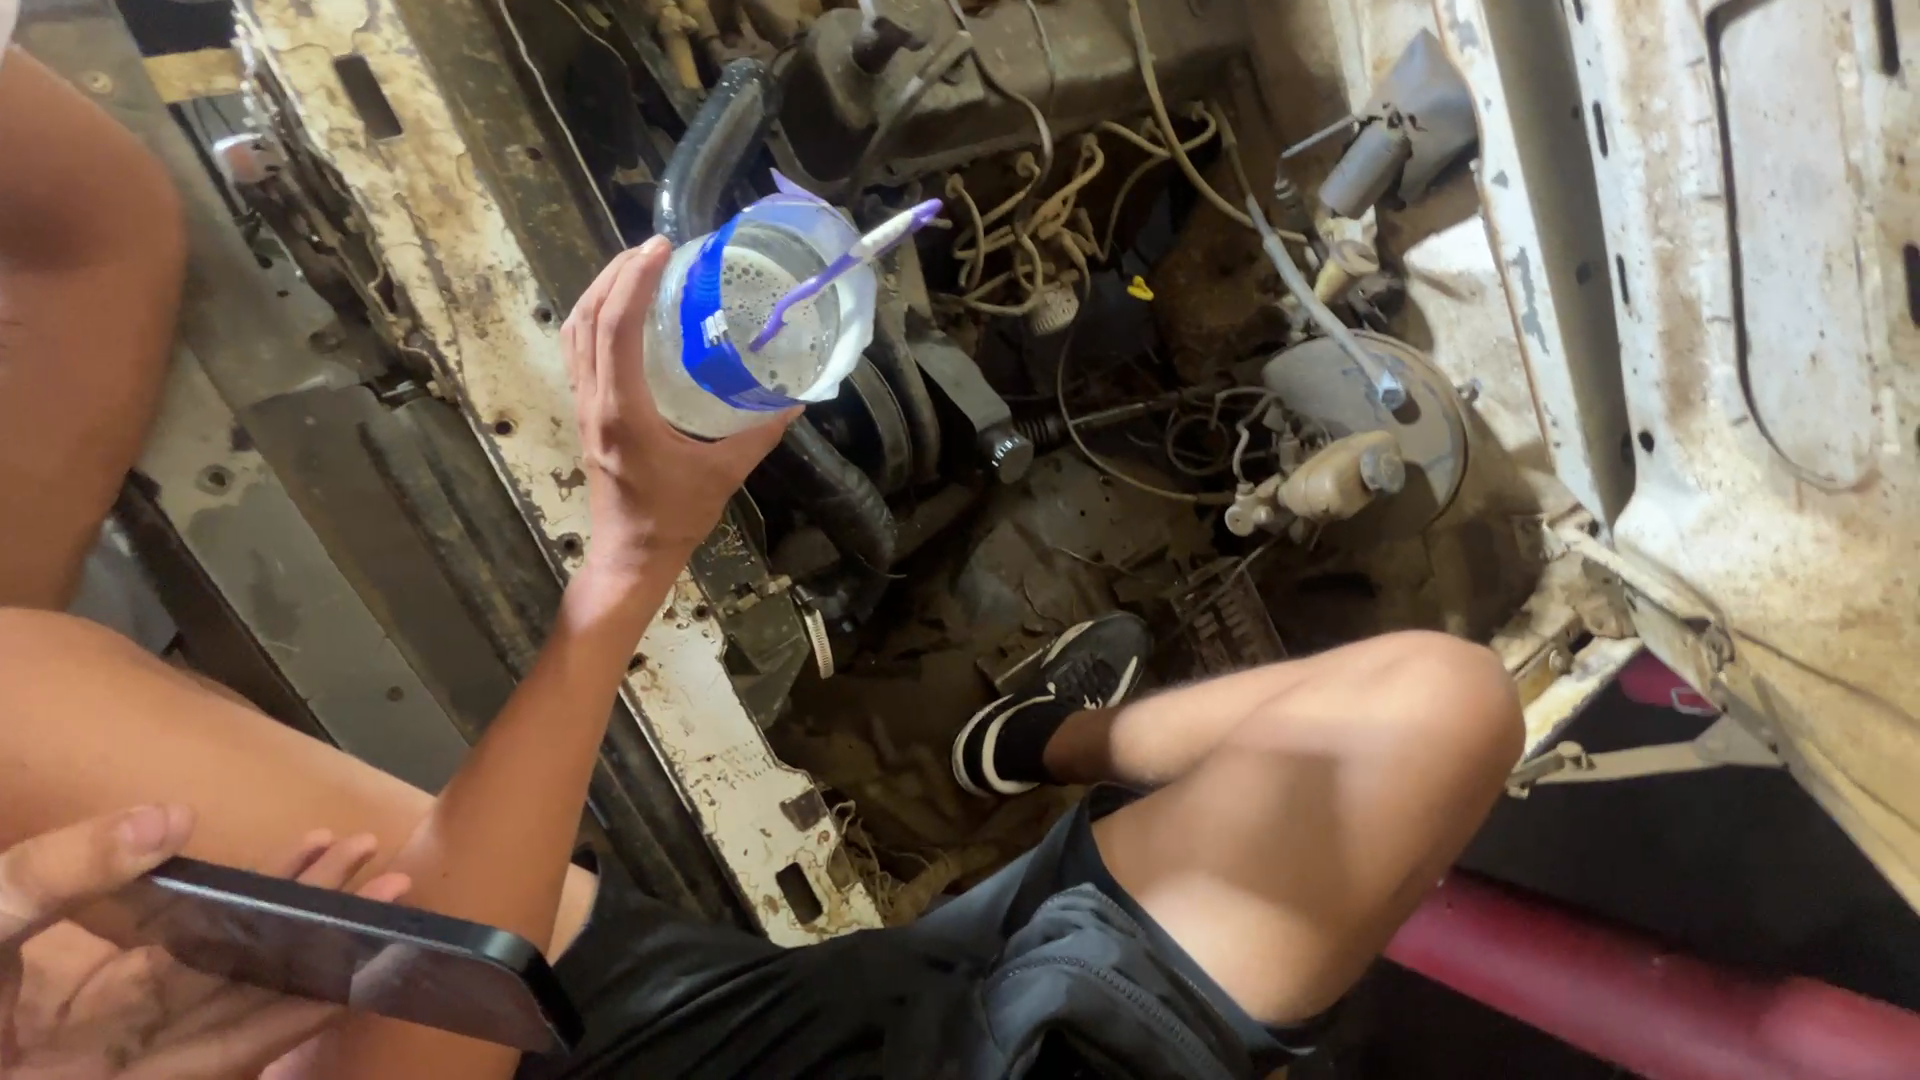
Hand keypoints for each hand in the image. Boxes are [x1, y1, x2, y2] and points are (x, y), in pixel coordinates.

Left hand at [0, 806, 409, 1078]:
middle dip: (309, 904)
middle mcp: (111, 1024)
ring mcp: (126, 1066)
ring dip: (321, 951)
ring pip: (250, 1001)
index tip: (319, 840)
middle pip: (238, 957)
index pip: (192, 923)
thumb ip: (60, 870)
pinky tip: (346, 983)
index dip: (262, 881)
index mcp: (71, 983)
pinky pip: (230, 1056)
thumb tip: (174, 815)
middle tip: (372, 855)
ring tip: (389, 896)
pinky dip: (295, 1021)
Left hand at [562, 237, 797, 570]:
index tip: (662, 249)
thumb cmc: (674, 517)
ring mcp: (584, 407)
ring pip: (574, 332)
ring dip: (600, 292)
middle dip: (615, 274)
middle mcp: (594, 400)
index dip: (635, 281)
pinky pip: (580, 352)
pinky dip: (596, 319)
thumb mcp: (724, 474)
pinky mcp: (587, 415)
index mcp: (623, 411)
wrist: (631, 555)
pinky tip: (625, 316)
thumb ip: (759, 435)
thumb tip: (793, 403)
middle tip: (653, 249)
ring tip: (635, 269)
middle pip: (586, 318)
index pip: (616, 328)